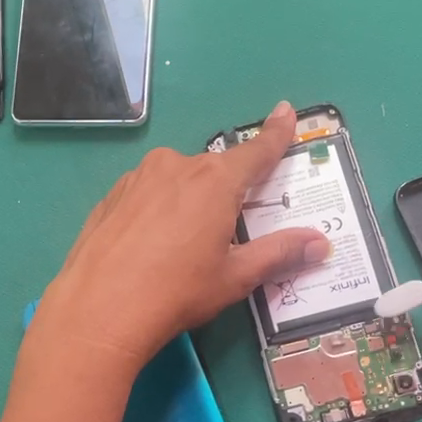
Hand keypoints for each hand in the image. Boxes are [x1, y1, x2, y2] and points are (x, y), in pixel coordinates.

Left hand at [33, 101, 330, 368]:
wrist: (100, 310)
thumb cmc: (177, 292)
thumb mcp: (235, 277)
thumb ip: (279, 254)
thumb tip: (321, 243)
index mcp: (216, 181)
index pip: (256, 151)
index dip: (275, 134)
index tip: (284, 112)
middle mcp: (177, 166)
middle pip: (213, 172)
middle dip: (224, 194)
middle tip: (222, 235)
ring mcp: (137, 178)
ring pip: (176, 182)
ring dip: (186, 203)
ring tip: (178, 249)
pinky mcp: (110, 196)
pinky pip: (145, 195)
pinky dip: (155, 212)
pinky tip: (147, 248)